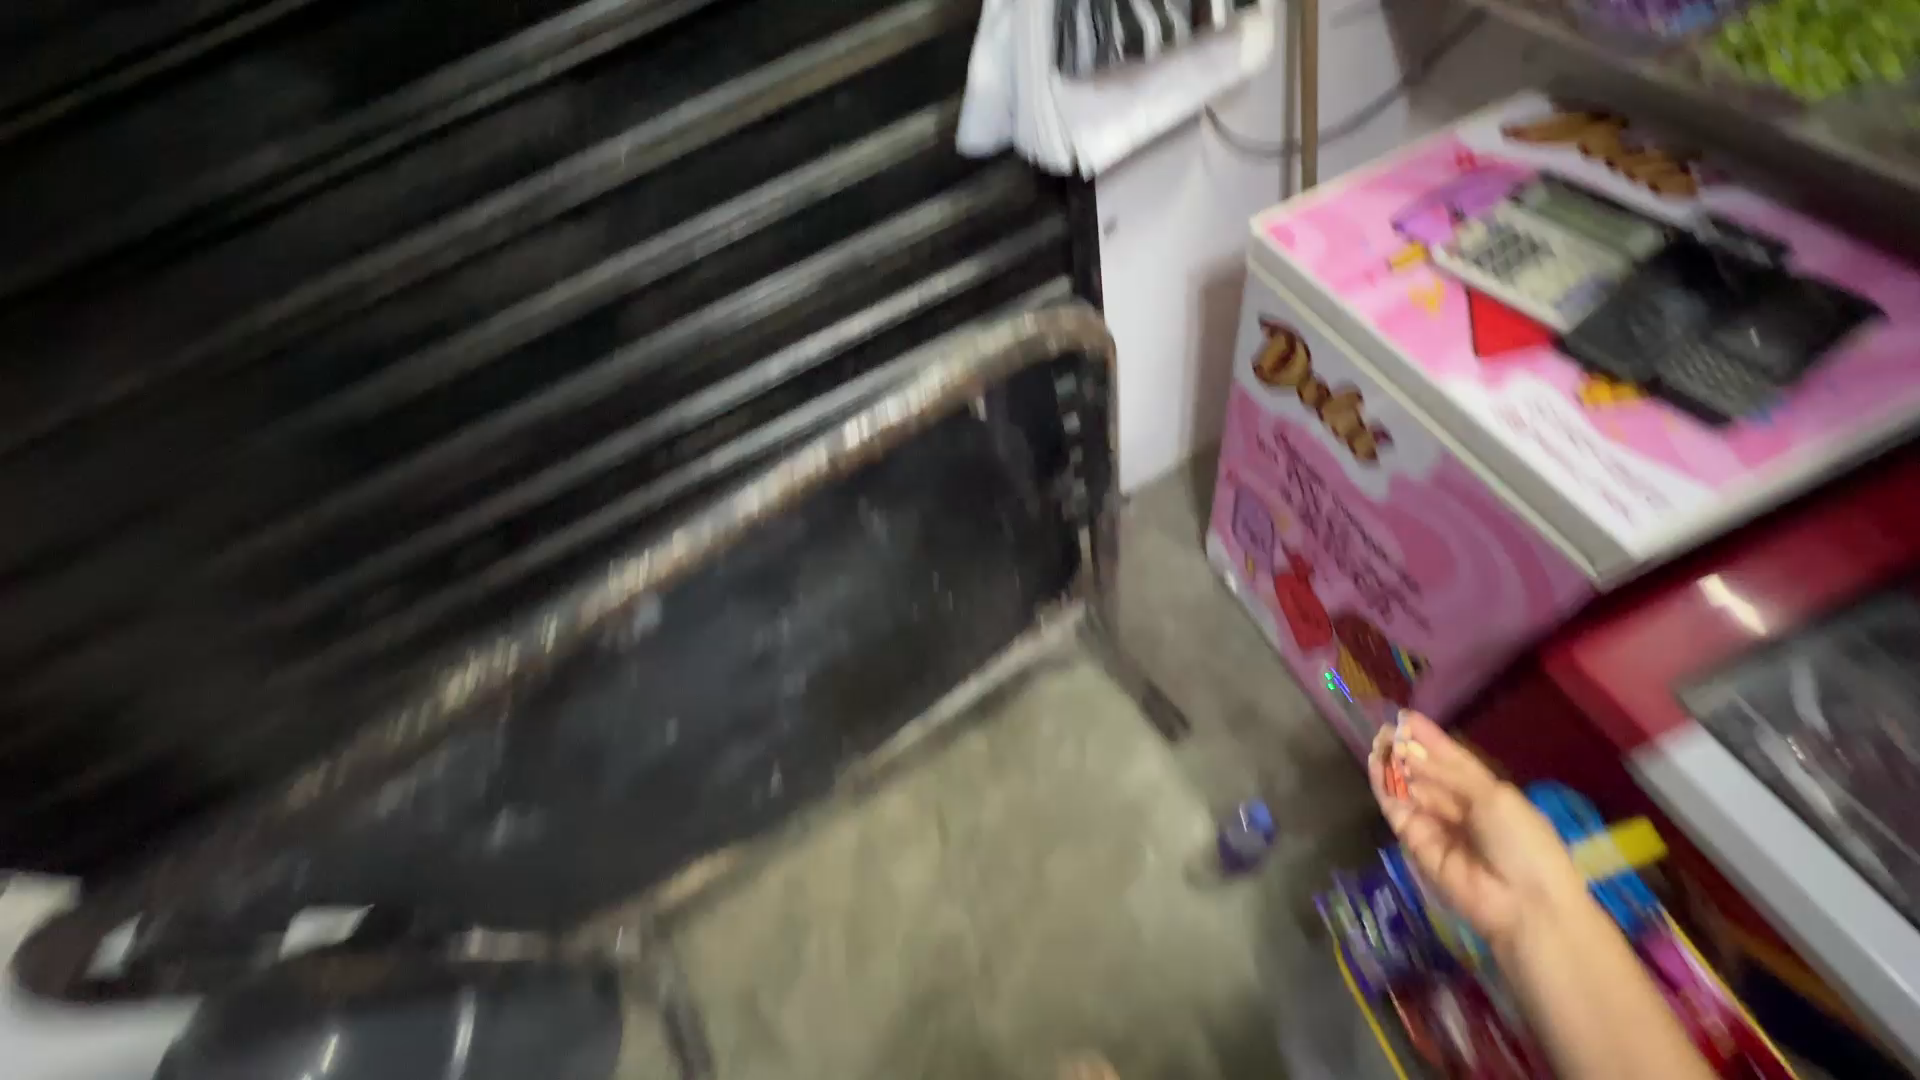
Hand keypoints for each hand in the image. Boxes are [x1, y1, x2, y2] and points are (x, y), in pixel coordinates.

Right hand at [1368, 712, 1587, 946]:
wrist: (1522, 902)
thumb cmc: (1521, 842)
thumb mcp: (1492, 797)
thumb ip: (1446, 772)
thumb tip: (1409, 753)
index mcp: (1485, 793)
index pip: (1451, 759)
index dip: (1430, 738)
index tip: (1406, 716)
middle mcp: (1457, 805)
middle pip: (1425, 770)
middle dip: (1407, 748)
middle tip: (1386, 727)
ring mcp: (1434, 822)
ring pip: (1406, 786)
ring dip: (1392, 763)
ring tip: (1378, 740)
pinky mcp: (1412, 839)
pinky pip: (1395, 806)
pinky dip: (1383, 784)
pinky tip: (1375, 763)